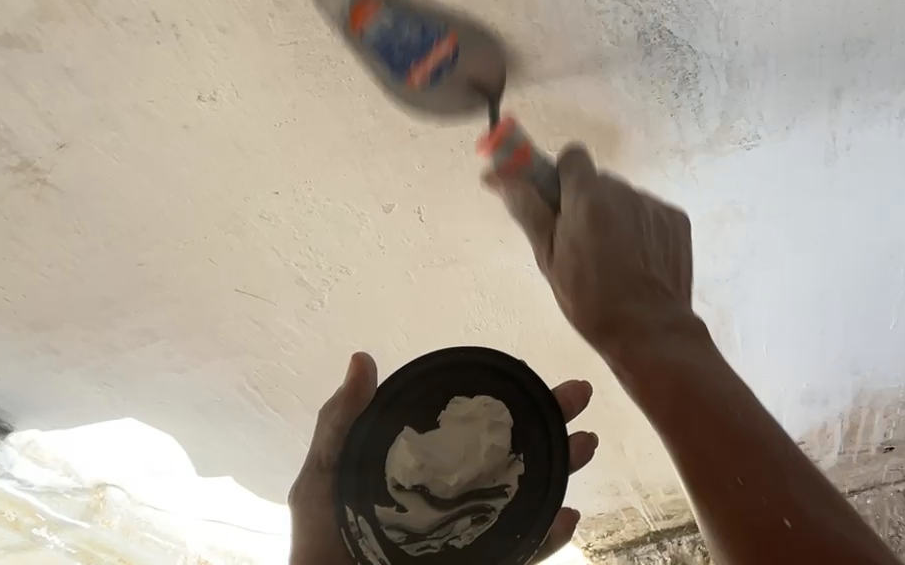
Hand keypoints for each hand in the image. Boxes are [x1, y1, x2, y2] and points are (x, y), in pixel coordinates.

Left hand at [288, 352, 599, 564]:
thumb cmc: (321, 546)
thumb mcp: (322, 479)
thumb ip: (339, 425)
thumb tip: (361, 358)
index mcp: (430, 465)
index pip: (476, 425)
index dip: (509, 397)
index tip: (533, 372)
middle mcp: (459, 493)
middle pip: (514, 451)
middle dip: (552, 420)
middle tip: (579, 394)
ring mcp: (475, 533)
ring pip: (529, 494)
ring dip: (562, 467)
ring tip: (584, 444)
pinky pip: (524, 552)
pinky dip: (549, 536)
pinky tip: (567, 515)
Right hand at [486, 145, 697, 361]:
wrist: (649, 330)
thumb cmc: (590, 299)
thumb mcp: (548, 257)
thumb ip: (528, 209)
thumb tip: (501, 175)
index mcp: (589, 197)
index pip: (572, 157)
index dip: (562, 176)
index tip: (558, 202)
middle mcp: (624, 191)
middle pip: (598, 182)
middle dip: (587, 202)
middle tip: (580, 241)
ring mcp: (654, 204)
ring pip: (624, 199)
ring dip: (614, 216)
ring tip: (613, 258)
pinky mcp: (677, 219)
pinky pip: (648, 212)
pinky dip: (640, 228)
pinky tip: (638, 260)